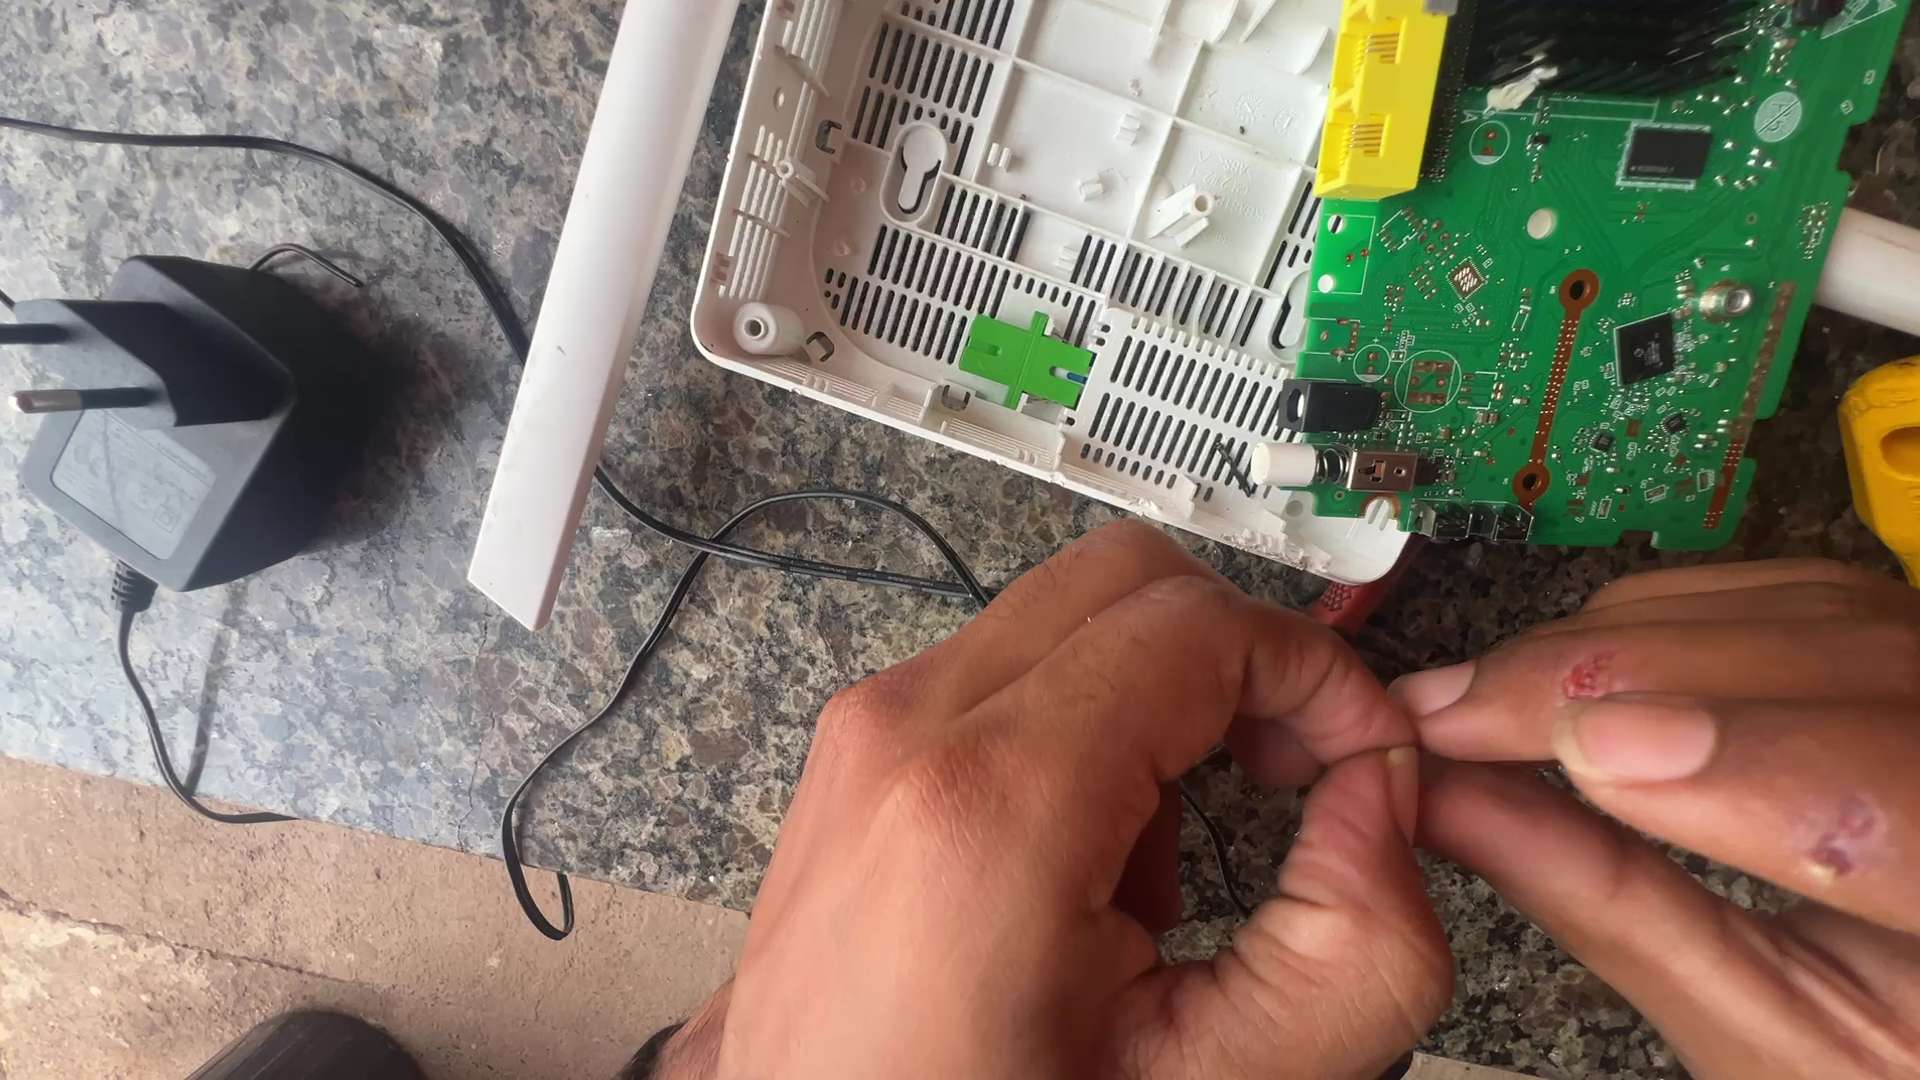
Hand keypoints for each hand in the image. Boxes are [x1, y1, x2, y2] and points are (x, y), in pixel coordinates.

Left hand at [665, 522, 1451, 1078]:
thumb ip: (1350, 946)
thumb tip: (1377, 790)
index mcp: (991, 805)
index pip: (1189, 626)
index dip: (1307, 665)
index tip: (1353, 743)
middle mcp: (912, 722)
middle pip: (1122, 578)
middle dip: (1232, 650)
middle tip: (1279, 762)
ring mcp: (873, 716)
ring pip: (1068, 612)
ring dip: (1154, 694)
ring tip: (1147, 853)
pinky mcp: (863, 730)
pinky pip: (1009, 661)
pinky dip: (1082, 715)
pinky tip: (1075, 842)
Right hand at [1395, 560, 1919, 1078]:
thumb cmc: (1884, 1072)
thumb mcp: (1766, 1038)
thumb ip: (1611, 908)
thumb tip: (1443, 801)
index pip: (1919, 803)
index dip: (1754, 765)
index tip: (1574, 753)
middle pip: (1844, 659)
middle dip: (1612, 677)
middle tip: (1452, 713)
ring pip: (1786, 605)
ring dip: (1595, 647)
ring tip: (1476, 699)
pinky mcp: (1898, 638)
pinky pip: (1768, 589)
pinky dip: (1632, 620)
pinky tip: (1553, 671)